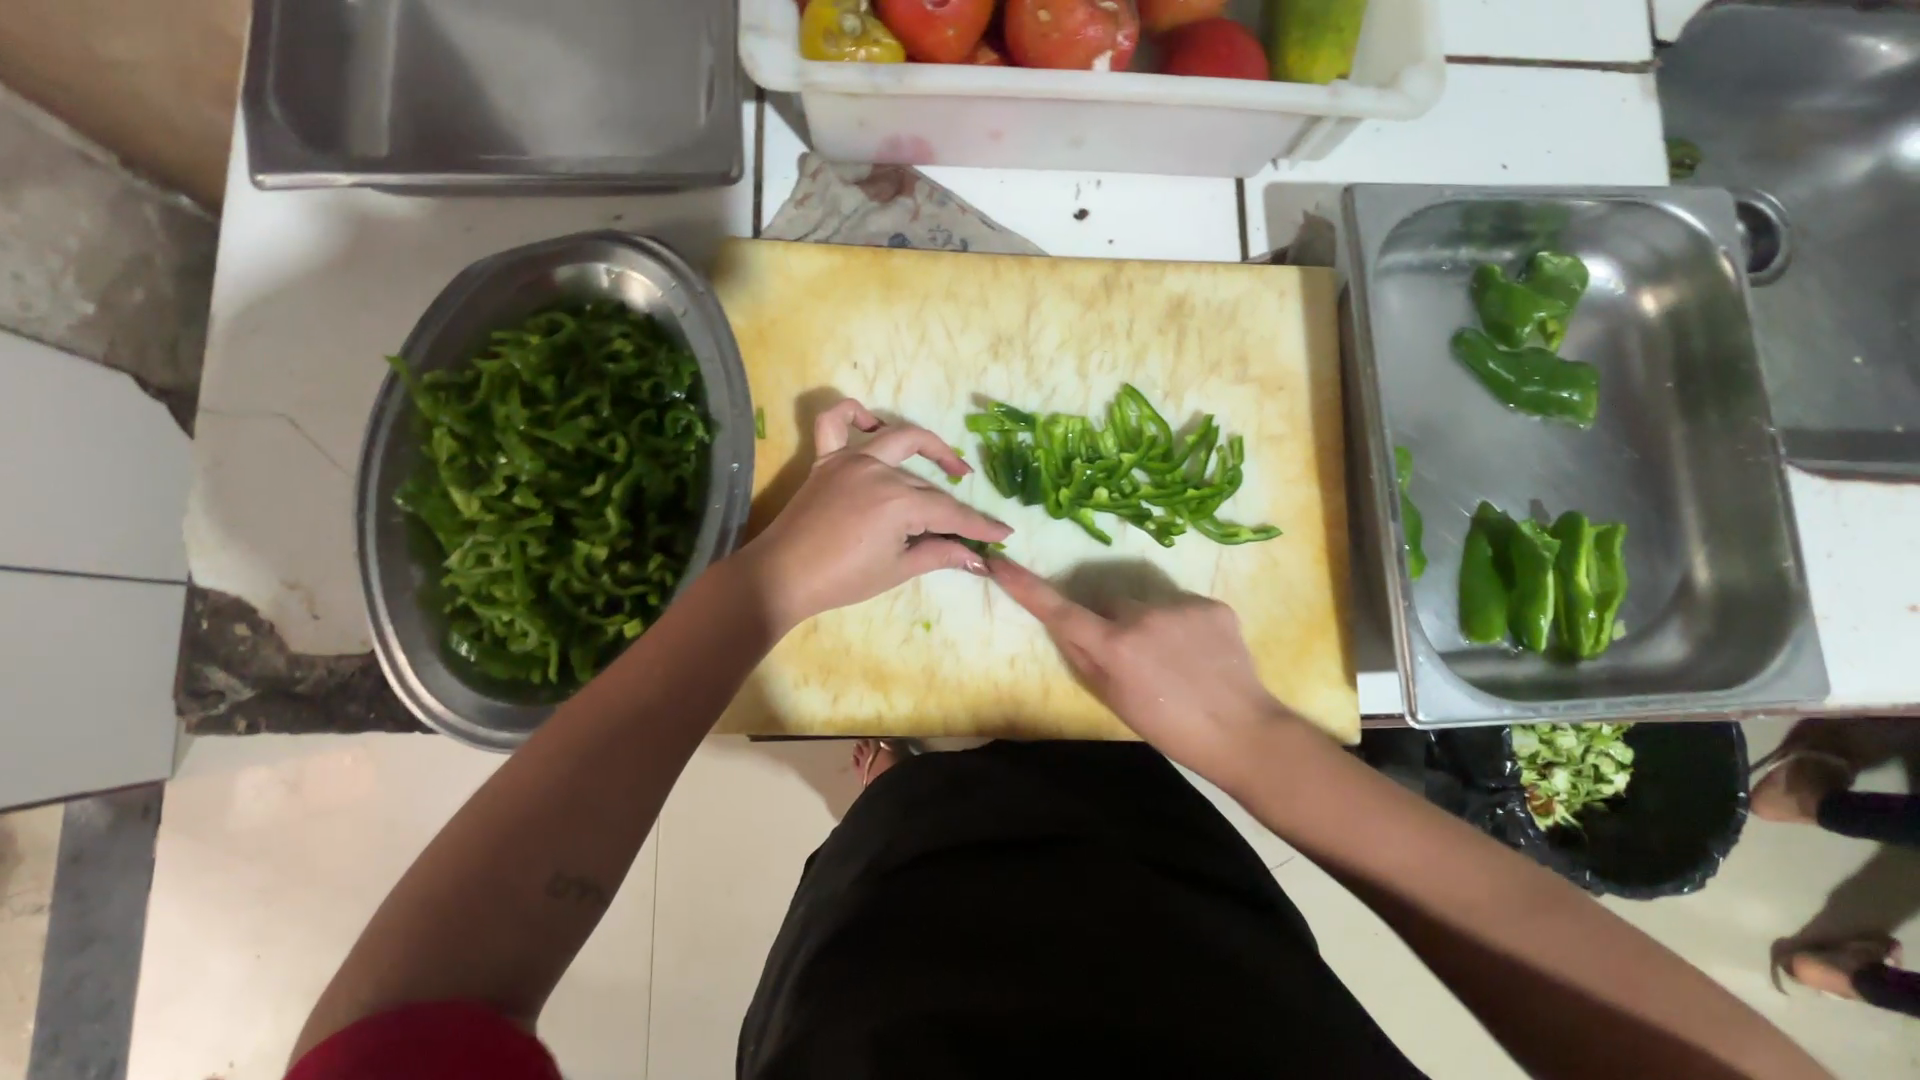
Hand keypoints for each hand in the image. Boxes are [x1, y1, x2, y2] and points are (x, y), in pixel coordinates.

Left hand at [739, 400, 1011, 629]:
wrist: (782, 576)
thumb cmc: (843, 579)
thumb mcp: (898, 569)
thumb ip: (940, 554)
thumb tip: (979, 559)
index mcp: (899, 502)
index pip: (950, 511)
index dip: (979, 525)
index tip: (1003, 532)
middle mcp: (879, 471)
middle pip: (927, 484)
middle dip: (952, 506)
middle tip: (969, 528)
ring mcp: (850, 460)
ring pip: (898, 443)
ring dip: (928, 448)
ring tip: (952, 466)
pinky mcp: (826, 459)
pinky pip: (835, 422)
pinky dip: (855, 414)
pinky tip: (874, 423)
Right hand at [989, 557, 1305, 776]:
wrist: (1240, 731)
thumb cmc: (1167, 726)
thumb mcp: (1113, 698)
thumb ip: (1083, 655)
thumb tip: (1063, 623)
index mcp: (1114, 645)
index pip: (1059, 609)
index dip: (1025, 586)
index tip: (999, 562)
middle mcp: (1142, 616)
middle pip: (1109, 600)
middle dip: (1110, 618)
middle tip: (1130, 654)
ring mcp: (1180, 606)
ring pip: (1146, 601)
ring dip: (1147, 619)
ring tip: (1172, 657)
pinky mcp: (1212, 605)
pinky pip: (1181, 605)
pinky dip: (1182, 624)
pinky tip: (1198, 653)